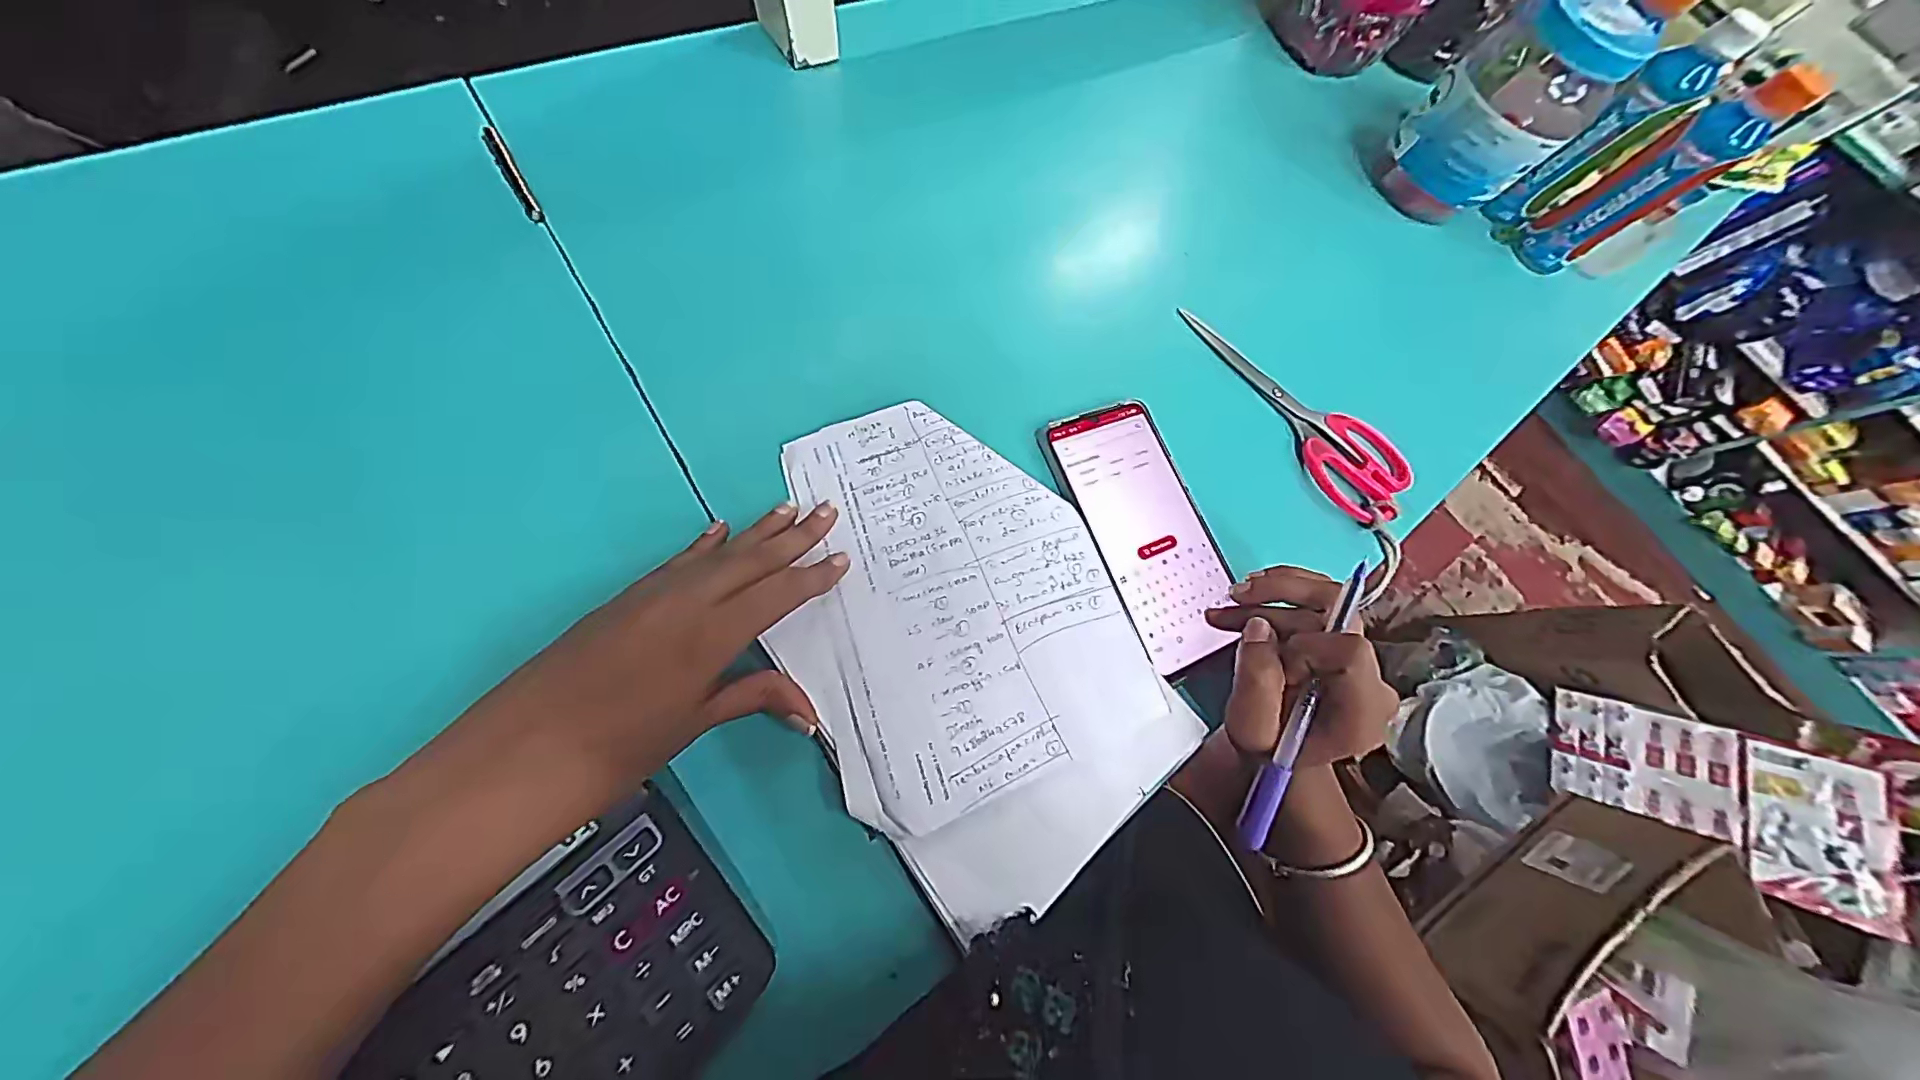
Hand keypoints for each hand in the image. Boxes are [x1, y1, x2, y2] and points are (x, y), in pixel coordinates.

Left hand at [451, 501, 848, 787]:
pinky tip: (718, 531)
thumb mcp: (693, 723)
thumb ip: (752, 698)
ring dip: (754, 532)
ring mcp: (652, 594)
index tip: (839, 557)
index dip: (811, 576)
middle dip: (792, 536)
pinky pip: (678, 562)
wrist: (522, 751)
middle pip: (750, 561)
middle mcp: (685, 602)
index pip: (775, 595)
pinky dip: (703, 546)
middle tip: (824, 510)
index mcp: (710, 635)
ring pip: (716, 554)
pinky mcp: (626, 597)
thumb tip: (808, 712)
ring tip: (786, 509)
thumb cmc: (618, 748)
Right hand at [1172, 566, 1396, 837]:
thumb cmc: (1268, 752)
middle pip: (1343, 611)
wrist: (1278, 758)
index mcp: (1362, 708)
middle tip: (1241, 591)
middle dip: (1287, 593)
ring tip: (1233, 597)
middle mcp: (1370, 679)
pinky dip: (1280, 599)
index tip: (1275, 664)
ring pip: (1326, 602)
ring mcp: (1358, 661)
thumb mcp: (1253, 728)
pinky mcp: (1339, 648)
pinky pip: (1318, 608)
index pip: (1349, 650)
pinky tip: (1249, 601)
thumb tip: (1259, 624)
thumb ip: (1257, 679)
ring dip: (1274, 594)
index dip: (1305, 646)